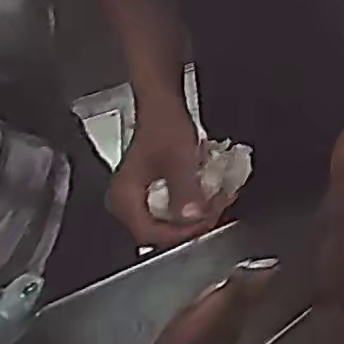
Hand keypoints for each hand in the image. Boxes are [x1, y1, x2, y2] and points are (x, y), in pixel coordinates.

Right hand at [109, 110, 216, 247]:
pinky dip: (193, 204)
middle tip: (217, 210)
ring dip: (196, 214)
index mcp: (125, 199)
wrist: (164, 109)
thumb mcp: (180, 160)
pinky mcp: (155, 192)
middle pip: (160, 230)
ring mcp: (141, 198)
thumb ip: (185, 190)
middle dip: (192, 224)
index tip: (205, 223)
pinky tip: (211, 196)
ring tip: (218, 202)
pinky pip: (174, 207)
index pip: (149, 234)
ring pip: (170, 220)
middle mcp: (128, 203)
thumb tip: (192, 217)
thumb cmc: (165, 128)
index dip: (180, 233)